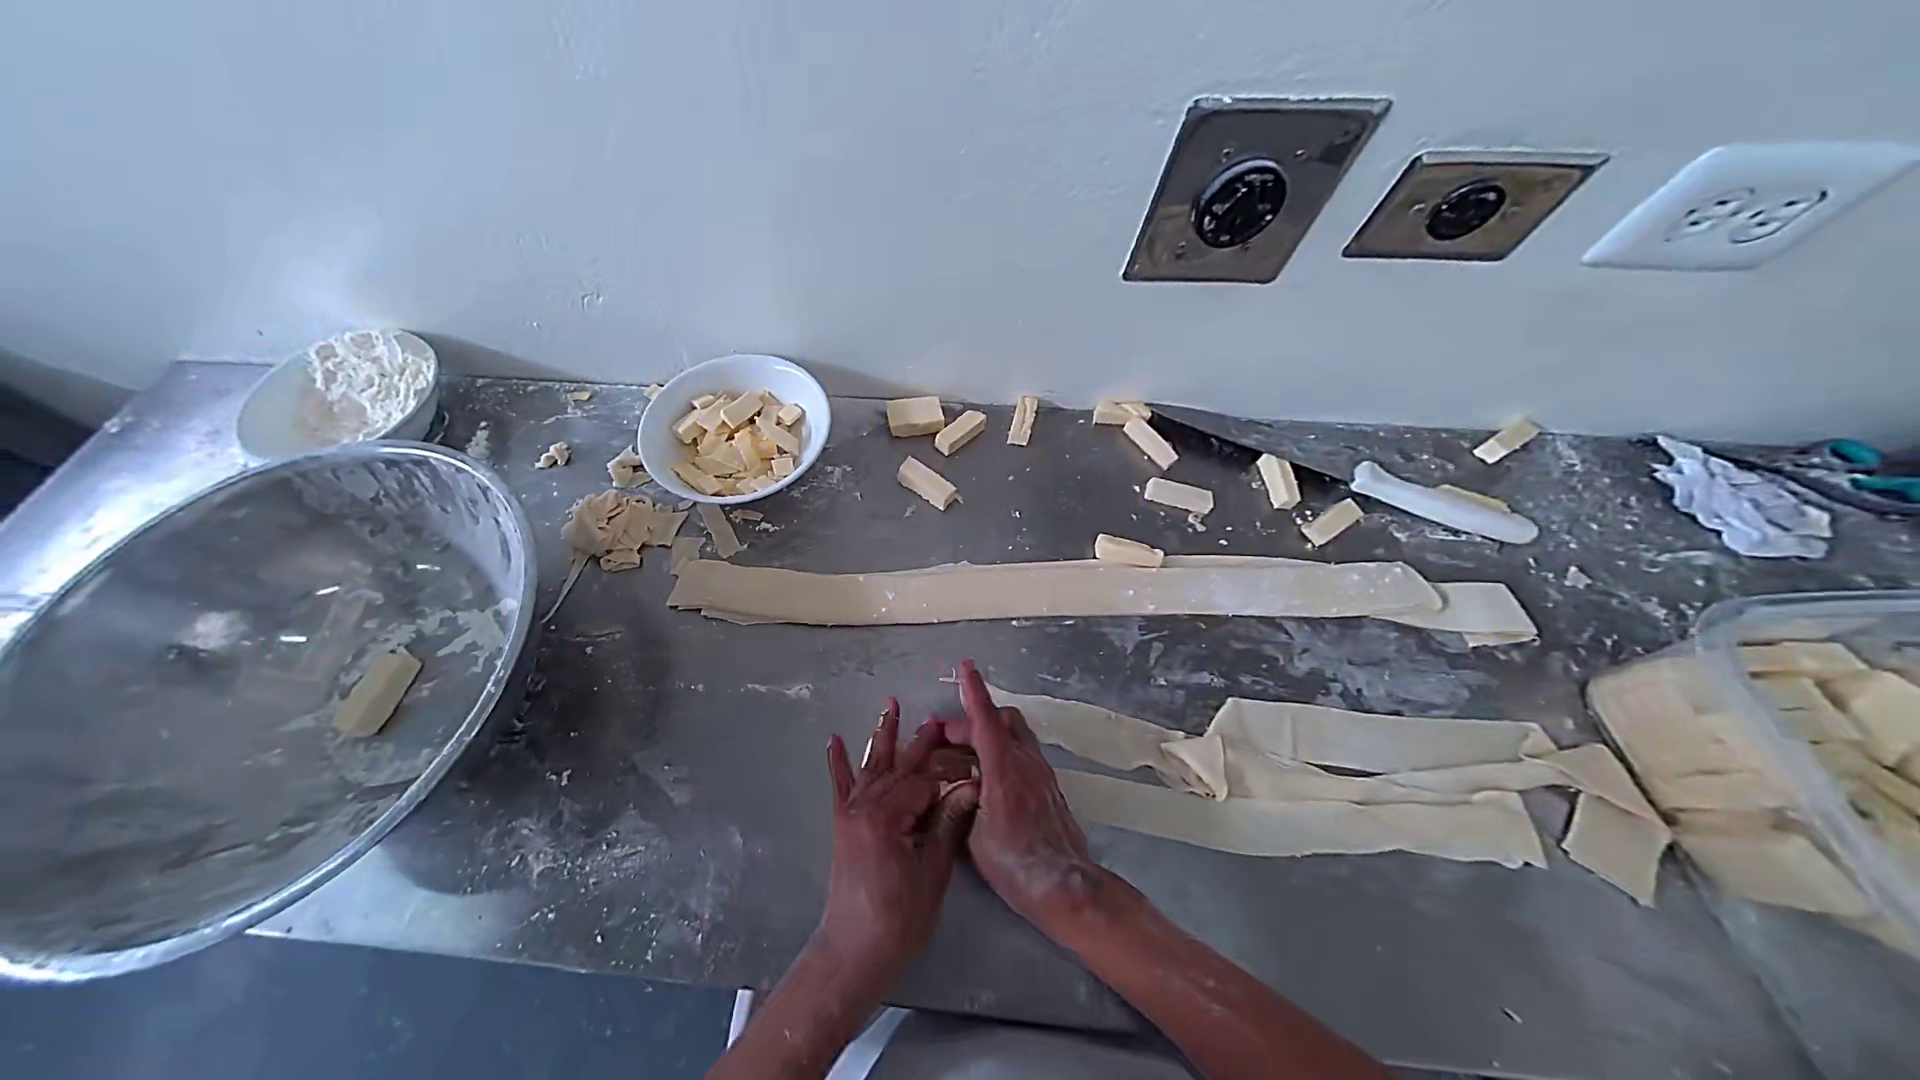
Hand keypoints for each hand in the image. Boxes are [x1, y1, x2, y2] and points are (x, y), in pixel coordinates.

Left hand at [815, 699, 976, 984]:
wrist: (853, 953)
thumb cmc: (898, 920)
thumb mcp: (932, 874)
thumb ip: (946, 826)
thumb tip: (970, 788)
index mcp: (887, 818)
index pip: (924, 783)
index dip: (949, 775)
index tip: (971, 762)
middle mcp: (864, 808)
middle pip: (899, 769)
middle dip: (919, 742)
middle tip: (936, 719)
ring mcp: (850, 815)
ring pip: (872, 768)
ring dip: (882, 736)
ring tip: (890, 705)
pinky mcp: (842, 825)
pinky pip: (840, 787)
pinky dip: (839, 763)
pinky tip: (836, 741)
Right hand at [940, 660, 1108, 938]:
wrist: (1064, 885)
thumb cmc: (1014, 865)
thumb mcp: (973, 837)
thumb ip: (960, 802)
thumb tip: (950, 786)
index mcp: (1004, 770)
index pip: (985, 720)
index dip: (973, 691)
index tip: (965, 666)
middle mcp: (1026, 762)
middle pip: (1001, 721)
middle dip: (971, 719)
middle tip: (945, 738)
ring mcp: (1041, 771)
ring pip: (1015, 733)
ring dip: (990, 732)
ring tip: (965, 753)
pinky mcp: (1048, 784)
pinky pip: (1022, 751)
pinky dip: (1002, 748)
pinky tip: (987, 774)